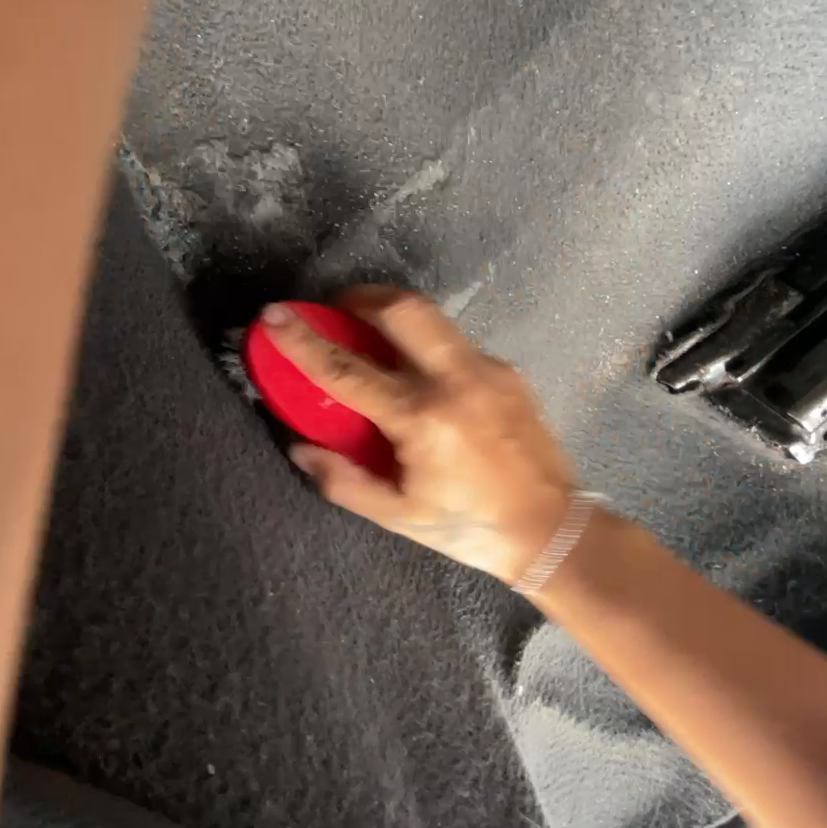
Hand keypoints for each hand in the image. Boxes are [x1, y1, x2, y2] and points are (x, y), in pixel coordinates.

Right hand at [260, 287, 576, 584]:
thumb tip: (299, 445)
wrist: (553, 531)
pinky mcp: (506, 370)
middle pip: (401, 308)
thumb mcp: (396, 514)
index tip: (273, 314)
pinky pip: (453, 340)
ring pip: (430, 314)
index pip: (346, 369)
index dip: (303, 339)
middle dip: (358, 296)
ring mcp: (487, 369)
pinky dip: (422, 342)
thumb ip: (341, 480)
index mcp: (421, 419)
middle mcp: (455, 380)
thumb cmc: (467, 526)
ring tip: (369, 331)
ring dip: (391, 310)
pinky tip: (418, 373)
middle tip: (334, 309)